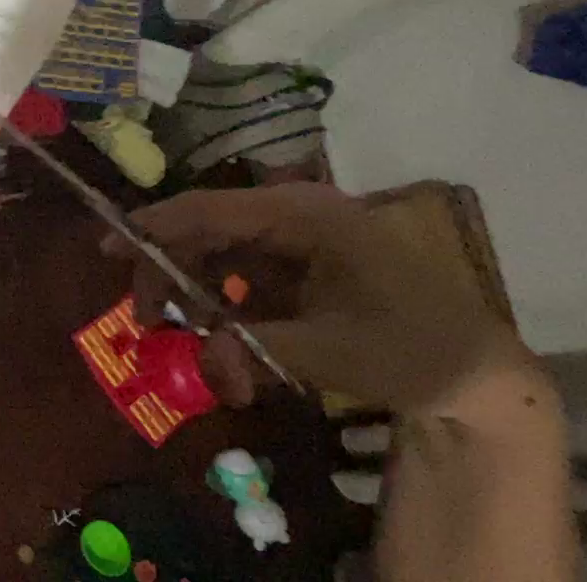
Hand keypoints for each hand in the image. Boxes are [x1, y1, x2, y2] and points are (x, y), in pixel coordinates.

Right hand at [106, 183, 531, 413]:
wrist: (478, 376)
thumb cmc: (413, 353)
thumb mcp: (333, 354)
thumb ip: (255, 350)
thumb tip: (201, 356)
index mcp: (305, 215)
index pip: (209, 208)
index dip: (153, 226)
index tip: (108, 248)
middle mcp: (293, 213)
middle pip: (204, 227)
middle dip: (166, 268)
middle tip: (143, 315)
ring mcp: (294, 235)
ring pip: (213, 247)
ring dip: (188, 286)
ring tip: (174, 331)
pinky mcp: (295, 260)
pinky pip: (235, 267)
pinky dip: (214, 296)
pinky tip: (211, 328)